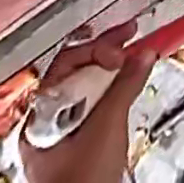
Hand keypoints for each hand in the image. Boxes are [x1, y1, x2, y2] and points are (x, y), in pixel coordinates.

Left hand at [20, 21, 157, 182]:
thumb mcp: (107, 129)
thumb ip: (124, 86)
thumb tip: (143, 54)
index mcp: (41, 113)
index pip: (69, 61)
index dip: (99, 47)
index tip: (126, 40)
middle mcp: (45, 120)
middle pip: (76, 71)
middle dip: (106, 53)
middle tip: (132, 36)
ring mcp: (60, 134)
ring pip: (84, 88)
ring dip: (110, 73)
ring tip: (132, 60)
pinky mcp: (76, 146)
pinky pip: (90, 108)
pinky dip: (109, 94)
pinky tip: (124, 89)